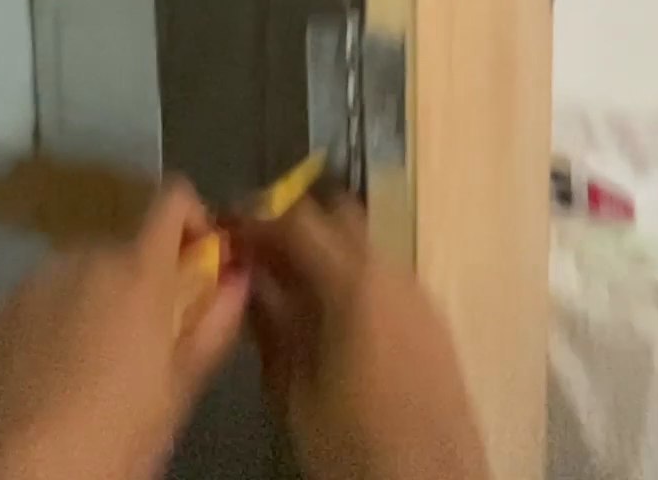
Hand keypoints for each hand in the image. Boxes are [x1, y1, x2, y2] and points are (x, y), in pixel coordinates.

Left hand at [0, 182, 249, 479]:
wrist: (14, 475)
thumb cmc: (114, 437)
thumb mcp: (179, 390)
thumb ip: (214, 322)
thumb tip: (236, 275)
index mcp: (139, 269)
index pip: (172, 198)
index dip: (193, 218)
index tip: (200, 262)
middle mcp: (88, 254)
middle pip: (130, 246)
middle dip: (147, 280)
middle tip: (148, 342)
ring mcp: (40, 274)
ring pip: (88, 269)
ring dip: (103, 295)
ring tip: (97, 362)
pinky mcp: (4, 300)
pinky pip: (49, 289)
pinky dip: (61, 311)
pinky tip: (55, 368)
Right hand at [239, 198, 482, 479]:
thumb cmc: (352, 444)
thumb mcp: (292, 387)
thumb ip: (267, 318)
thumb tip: (243, 273)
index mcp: (353, 282)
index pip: (295, 219)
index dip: (254, 218)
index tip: (225, 229)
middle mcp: (392, 271)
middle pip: (335, 213)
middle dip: (293, 221)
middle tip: (258, 249)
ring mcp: (417, 293)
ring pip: (361, 240)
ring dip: (322, 247)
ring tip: (287, 282)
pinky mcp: (432, 320)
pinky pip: (382, 272)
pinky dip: (349, 273)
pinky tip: (327, 312)